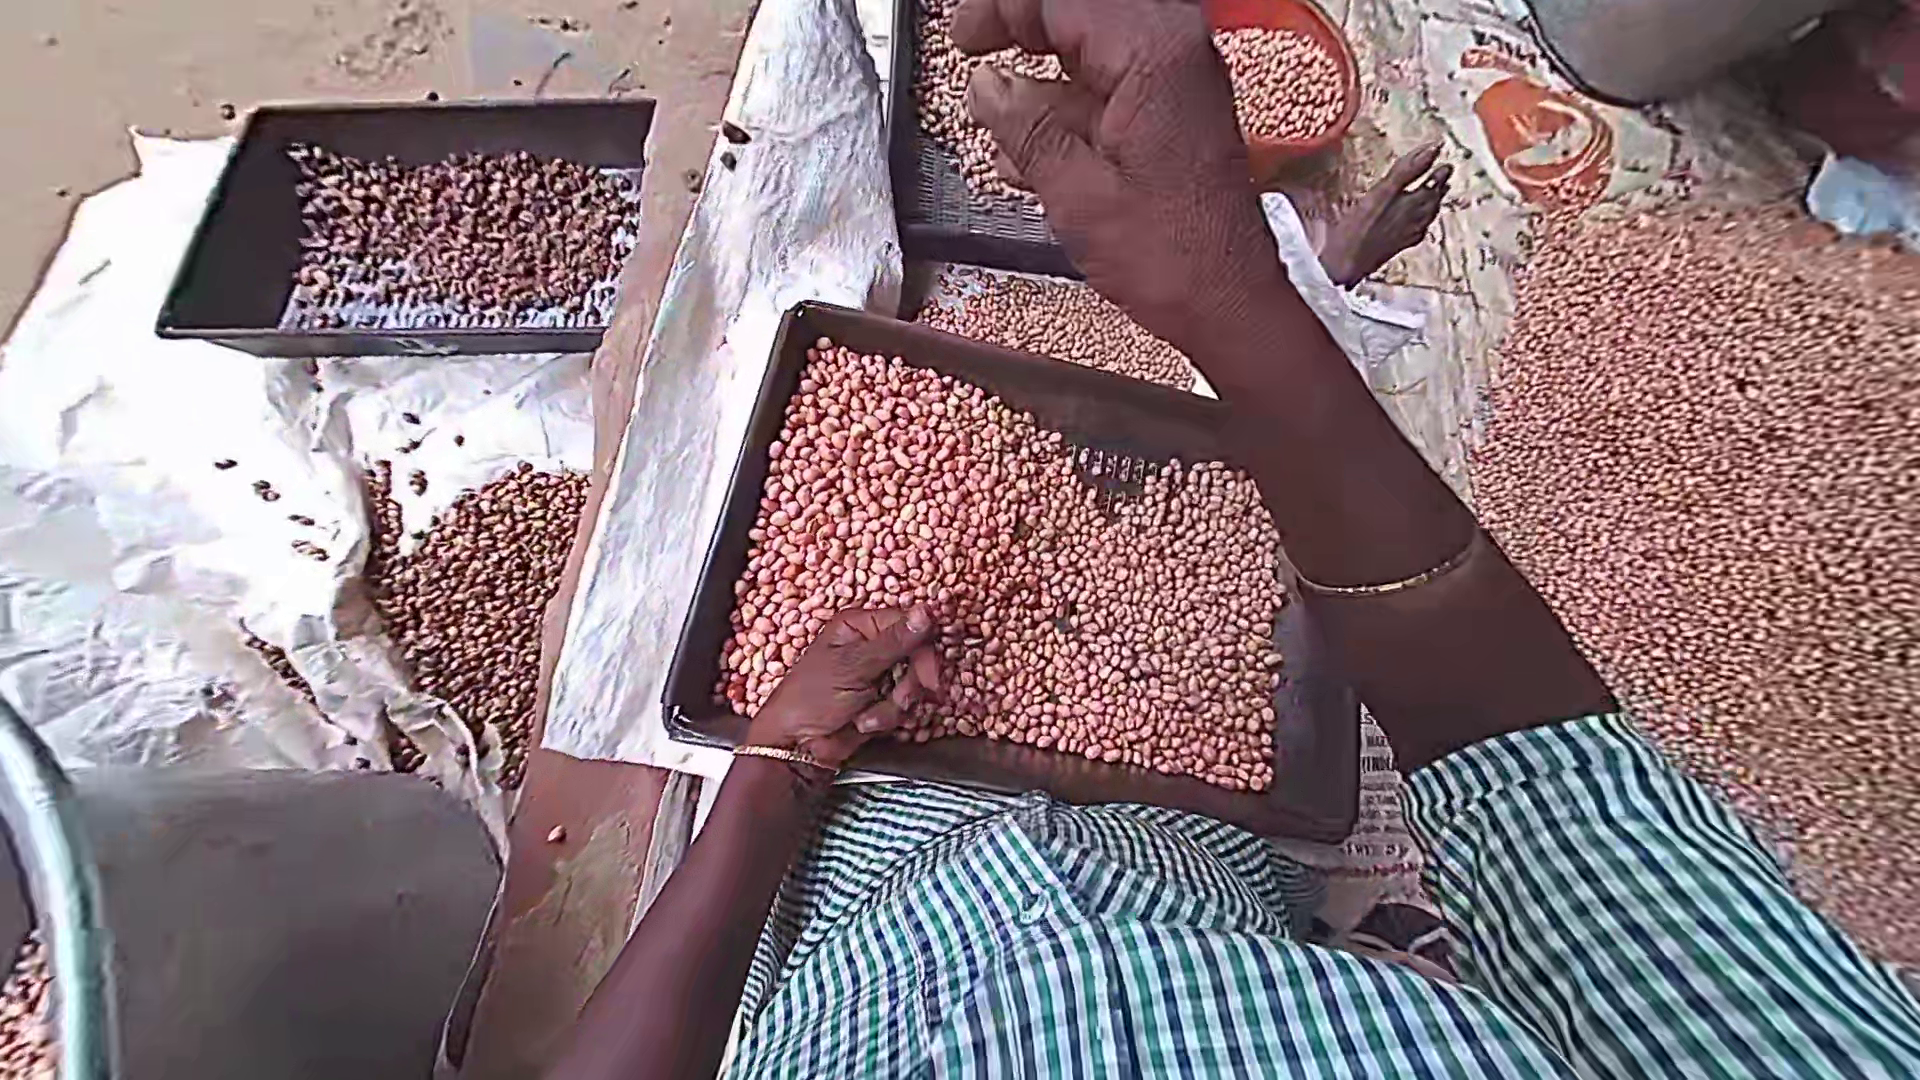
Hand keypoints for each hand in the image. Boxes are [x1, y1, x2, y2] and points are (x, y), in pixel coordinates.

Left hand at [742, 606, 943, 770]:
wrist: (795, 749)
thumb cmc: (812, 698)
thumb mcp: (853, 666)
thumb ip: (895, 641)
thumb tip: (927, 612)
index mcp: (859, 625)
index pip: (909, 624)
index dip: (923, 648)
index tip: (929, 673)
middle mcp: (871, 645)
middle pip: (917, 654)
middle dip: (909, 682)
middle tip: (899, 698)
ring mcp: (878, 674)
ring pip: (913, 682)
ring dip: (893, 705)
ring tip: (867, 716)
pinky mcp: (881, 700)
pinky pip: (904, 705)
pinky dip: (887, 718)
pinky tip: (863, 724)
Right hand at [953, 0, 1288, 353]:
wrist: (1222, 300)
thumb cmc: (1167, 257)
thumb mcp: (1079, 195)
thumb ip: (1029, 131)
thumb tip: (986, 87)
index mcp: (1151, 52)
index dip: (1004, 10)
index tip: (963, 36)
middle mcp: (1171, 52)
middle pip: (1081, 15)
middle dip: (1021, 29)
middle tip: (972, 49)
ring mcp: (1174, 88)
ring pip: (1091, 59)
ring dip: (1038, 82)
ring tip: (989, 114)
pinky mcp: (1170, 125)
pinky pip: (1107, 101)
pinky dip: (1065, 118)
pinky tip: (1026, 151)